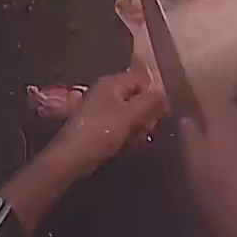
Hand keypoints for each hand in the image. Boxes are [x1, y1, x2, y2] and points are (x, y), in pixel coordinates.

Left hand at [43, 70, 166, 179]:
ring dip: (138, 127)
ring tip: (138, 141)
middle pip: (136, 98)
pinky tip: (128, 147)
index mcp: (112, 83)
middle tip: (150, 130)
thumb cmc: (102, 131)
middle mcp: (106, 92)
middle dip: (147, 114)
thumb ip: (151, 102)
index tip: (163, 113)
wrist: (72, 157)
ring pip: (129, 115)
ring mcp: (100, 110)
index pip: (142, 80)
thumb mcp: (131, 114)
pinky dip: (126, 135)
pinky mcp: (97, 127)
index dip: (155, 95)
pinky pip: (119, 127)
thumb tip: (165, 95)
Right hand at [179, 96, 236, 236]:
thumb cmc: (220, 189)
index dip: (202, 90)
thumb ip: (191, 137)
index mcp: (224, 123)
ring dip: (227, 130)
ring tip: (212, 142)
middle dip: (215, 111)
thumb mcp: (195, 163)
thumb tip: (187, 117)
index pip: (213, 95)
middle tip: (198, 117)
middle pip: (229, 110)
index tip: (190, 90)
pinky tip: (228, 161)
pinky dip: (236, 147)